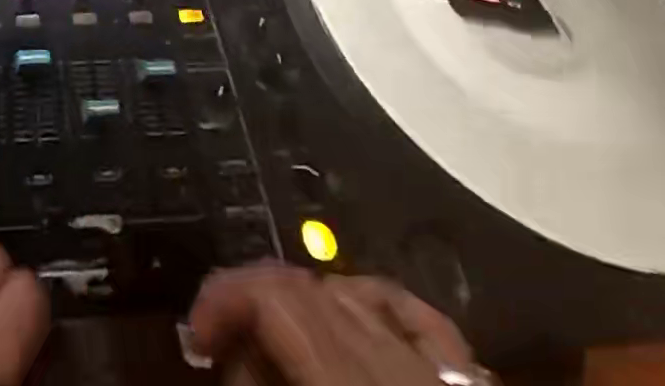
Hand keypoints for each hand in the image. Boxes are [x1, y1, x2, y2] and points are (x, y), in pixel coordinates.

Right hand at [188, 263, 483, 385]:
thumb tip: (231, 357)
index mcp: (347, 384)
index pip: (272, 298)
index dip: (220, 298)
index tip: (197, 336)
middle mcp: (395, 367)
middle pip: (302, 288)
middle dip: (245, 299)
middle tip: (221, 338)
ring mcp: (439, 372)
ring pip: (349, 292)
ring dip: (295, 299)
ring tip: (272, 332)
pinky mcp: (467, 385)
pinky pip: (416, 316)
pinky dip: (370, 300)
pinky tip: (346, 310)